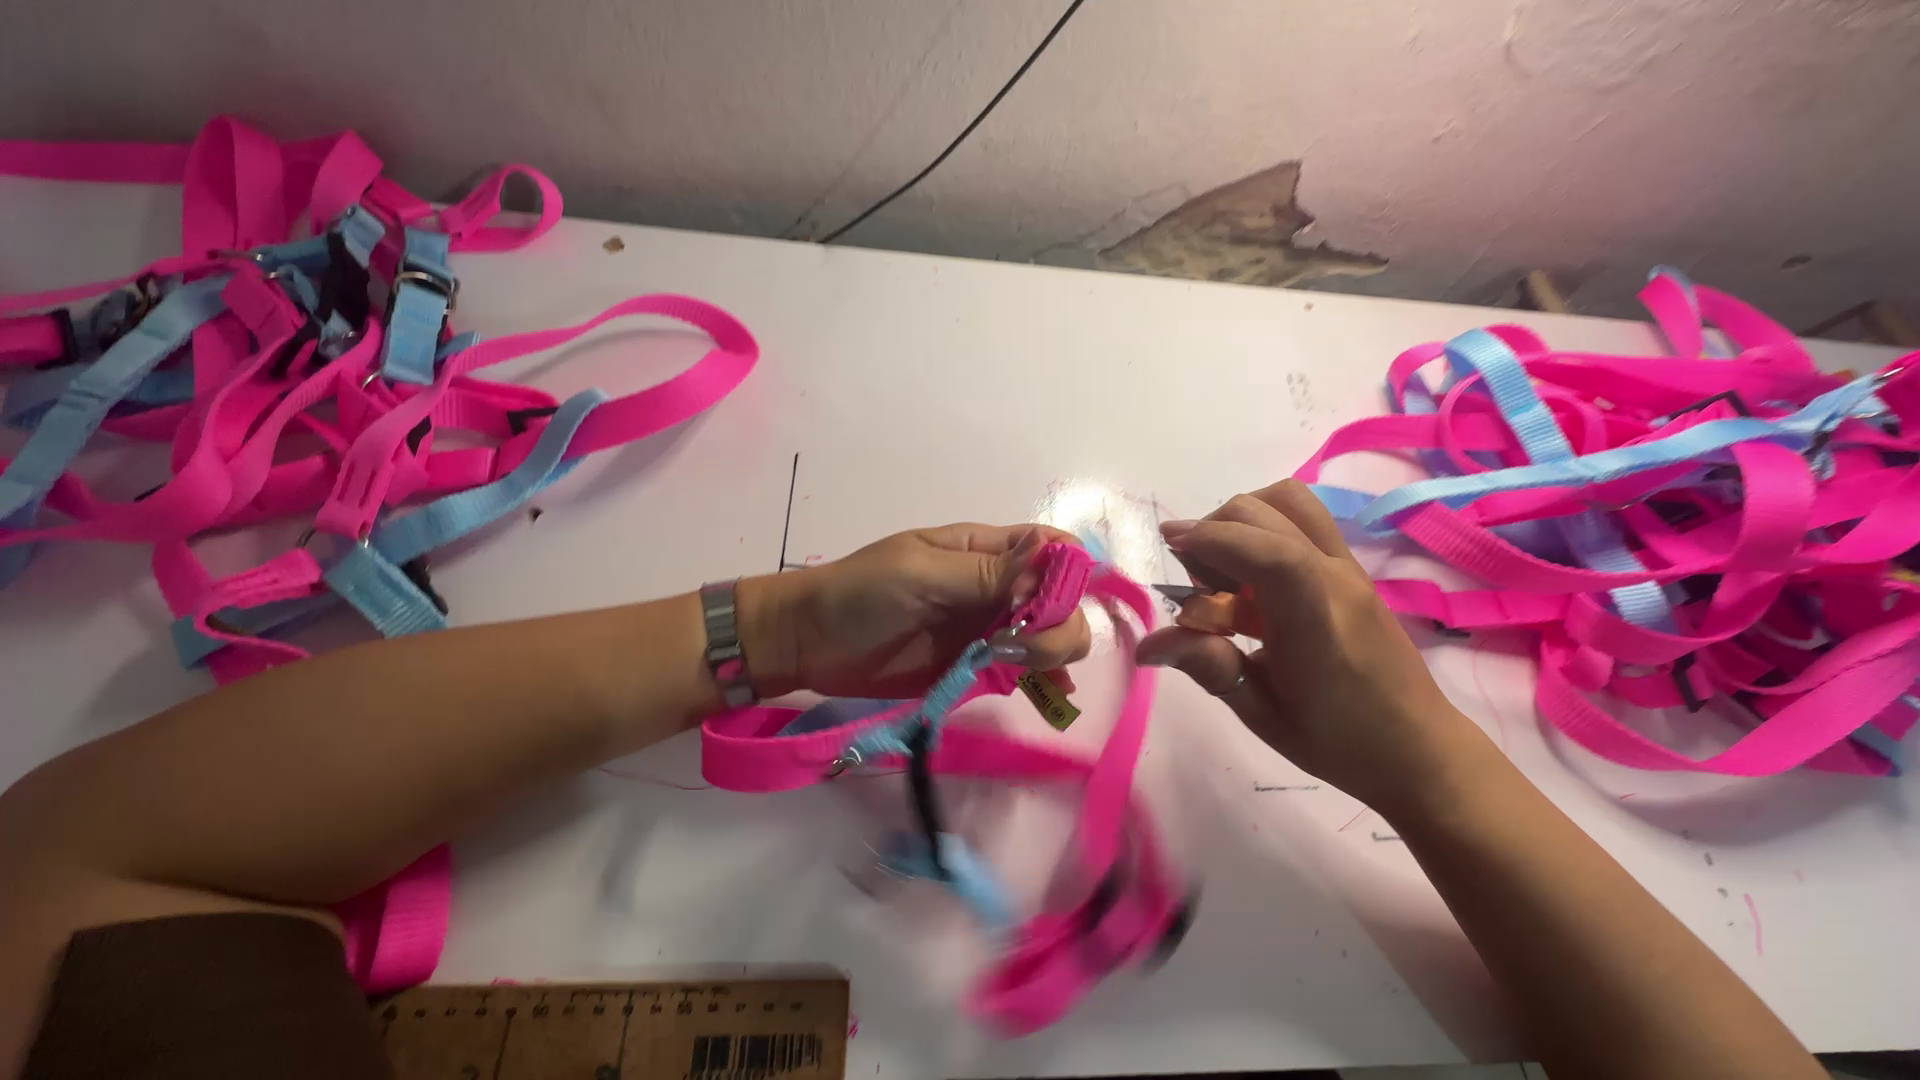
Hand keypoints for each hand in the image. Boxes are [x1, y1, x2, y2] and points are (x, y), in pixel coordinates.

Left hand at [740, 523, 1091, 699]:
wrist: (809, 642)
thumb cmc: (859, 594)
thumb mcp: (919, 572)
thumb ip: (982, 573)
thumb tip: (1049, 563)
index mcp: (982, 550)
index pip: (1049, 546)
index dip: (1067, 570)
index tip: (1052, 602)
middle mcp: (994, 587)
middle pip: (1059, 598)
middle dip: (1059, 622)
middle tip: (1022, 648)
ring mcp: (986, 629)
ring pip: (1048, 635)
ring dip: (1052, 653)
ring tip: (1018, 669)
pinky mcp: (975, 667)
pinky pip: (1022, 670)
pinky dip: (1042, 680)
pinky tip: (1048, 692)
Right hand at [1135, 480, 1488, 813]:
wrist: (1420, 749)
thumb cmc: (1339, 742)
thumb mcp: (1264, 714)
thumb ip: (1209, 667)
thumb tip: (1146, 645)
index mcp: (1315, 616)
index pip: (1263, 549)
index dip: (1210, 537)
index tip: (1168, 545)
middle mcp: (1335, 577)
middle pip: (1266, 509)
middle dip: (1216, 531)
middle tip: (1200, 586)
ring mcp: (1348, 568)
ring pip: (1290, 501)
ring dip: (1243, 520)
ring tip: (1227, 571)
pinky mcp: (1352, 571)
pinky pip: (1303, 521)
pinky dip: (1264, 529)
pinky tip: (1255, 580)